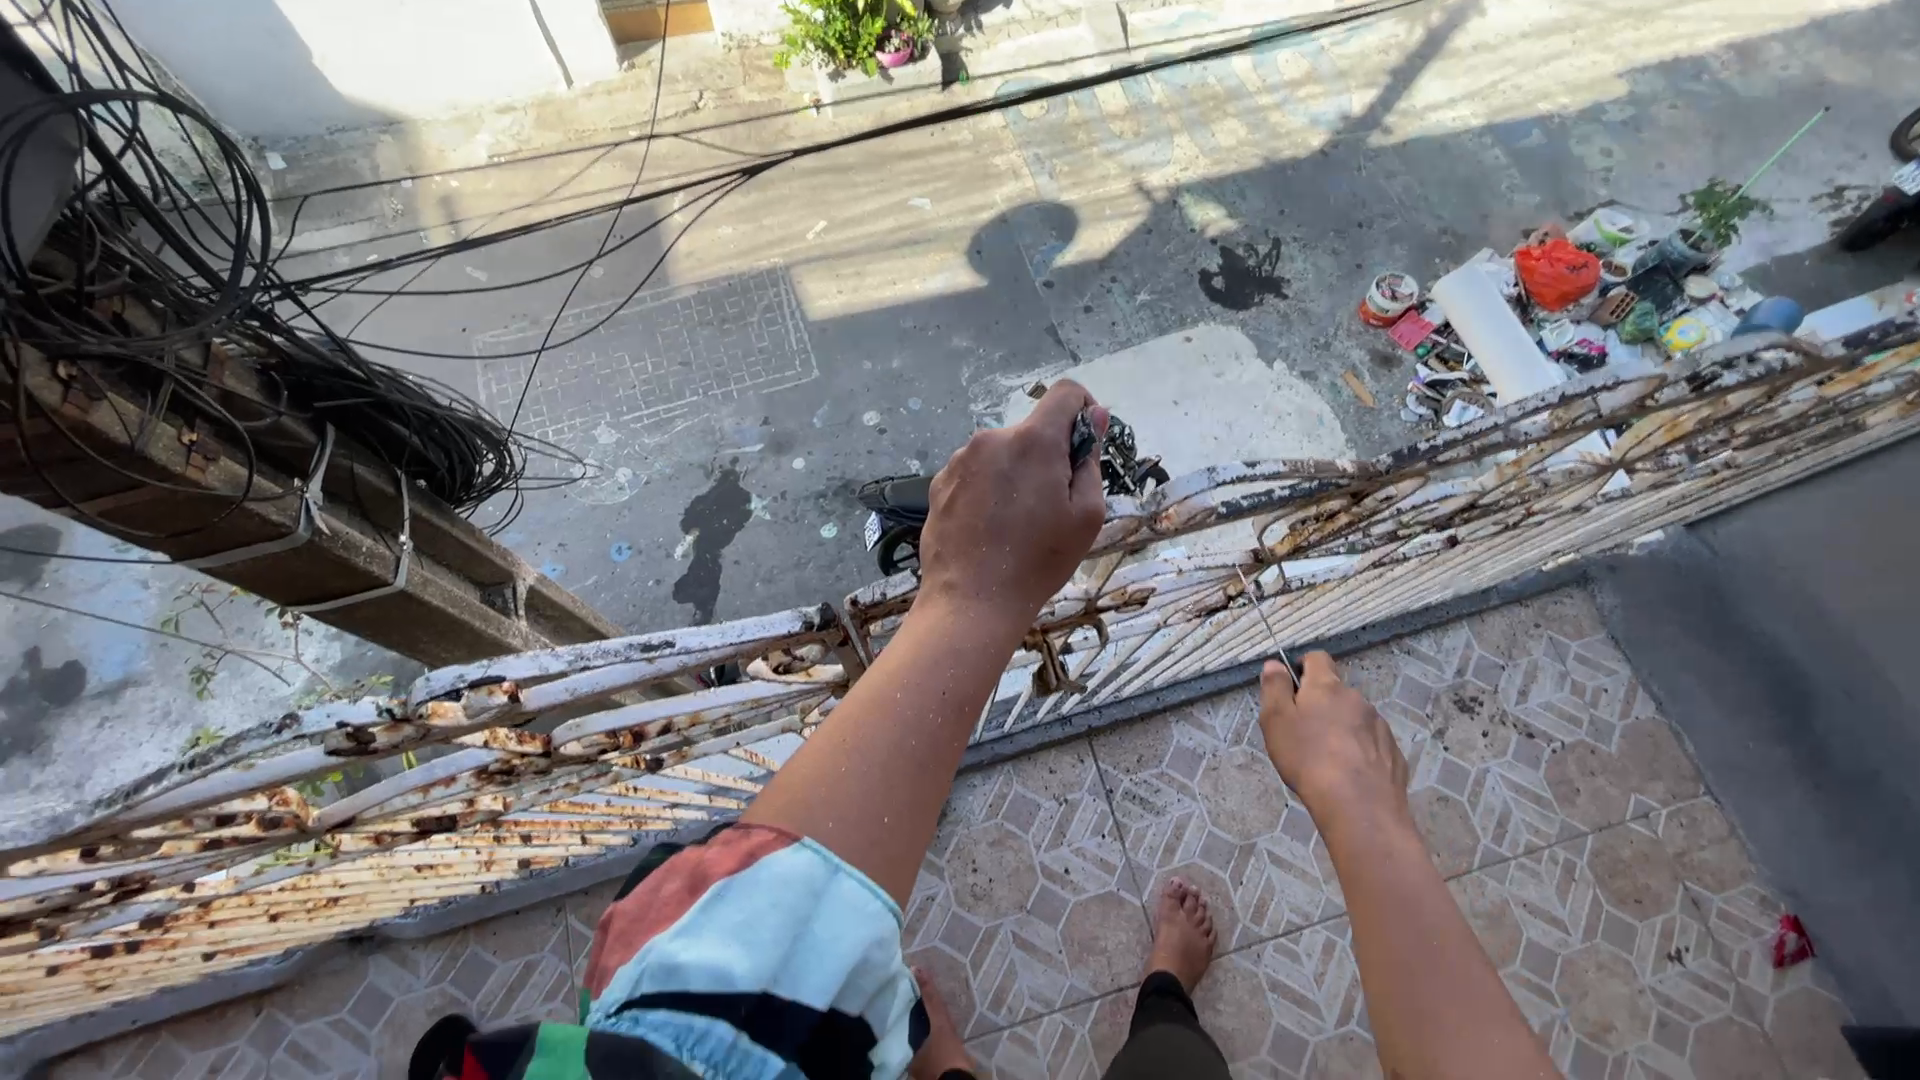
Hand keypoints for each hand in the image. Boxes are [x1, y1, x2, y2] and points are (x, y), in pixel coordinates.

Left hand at [917, 380, 1108, 630]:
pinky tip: (988, 529)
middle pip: (1031, 431)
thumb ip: (1090, 459)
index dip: (1083, 410)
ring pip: (1002, 454)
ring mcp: (959, 460)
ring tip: (1016, 524)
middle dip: (1047, 456)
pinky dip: (988, 489)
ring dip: (1015, 474)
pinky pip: (975, 473)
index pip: (1065, 393)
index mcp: (1033, 441)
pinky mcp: (939, 483)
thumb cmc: (1038, 562)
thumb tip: (1095, 418)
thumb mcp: (1087, 515)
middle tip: (1051, 506)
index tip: (1085, 445)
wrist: (972, 600)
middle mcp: (991, 439)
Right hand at [1258, 652, 1409, 831]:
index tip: (1290, 688)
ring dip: (1340, 727)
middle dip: (1320, 704)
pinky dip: (1359, 750)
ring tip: (1325, 758)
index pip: (1317, 658)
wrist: (1359, 805)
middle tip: (1302, 732)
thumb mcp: (1275, 720)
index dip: (1302, 667)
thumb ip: (1274, 688)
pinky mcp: (1393, 753)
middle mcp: (1357, 699)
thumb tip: (1274, 665)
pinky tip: (1348, 774)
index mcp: (1326, 687)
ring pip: (1354, 718)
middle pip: (1335, 691)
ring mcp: (1379, 726)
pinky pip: (1371, 743)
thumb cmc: (1308, 757)